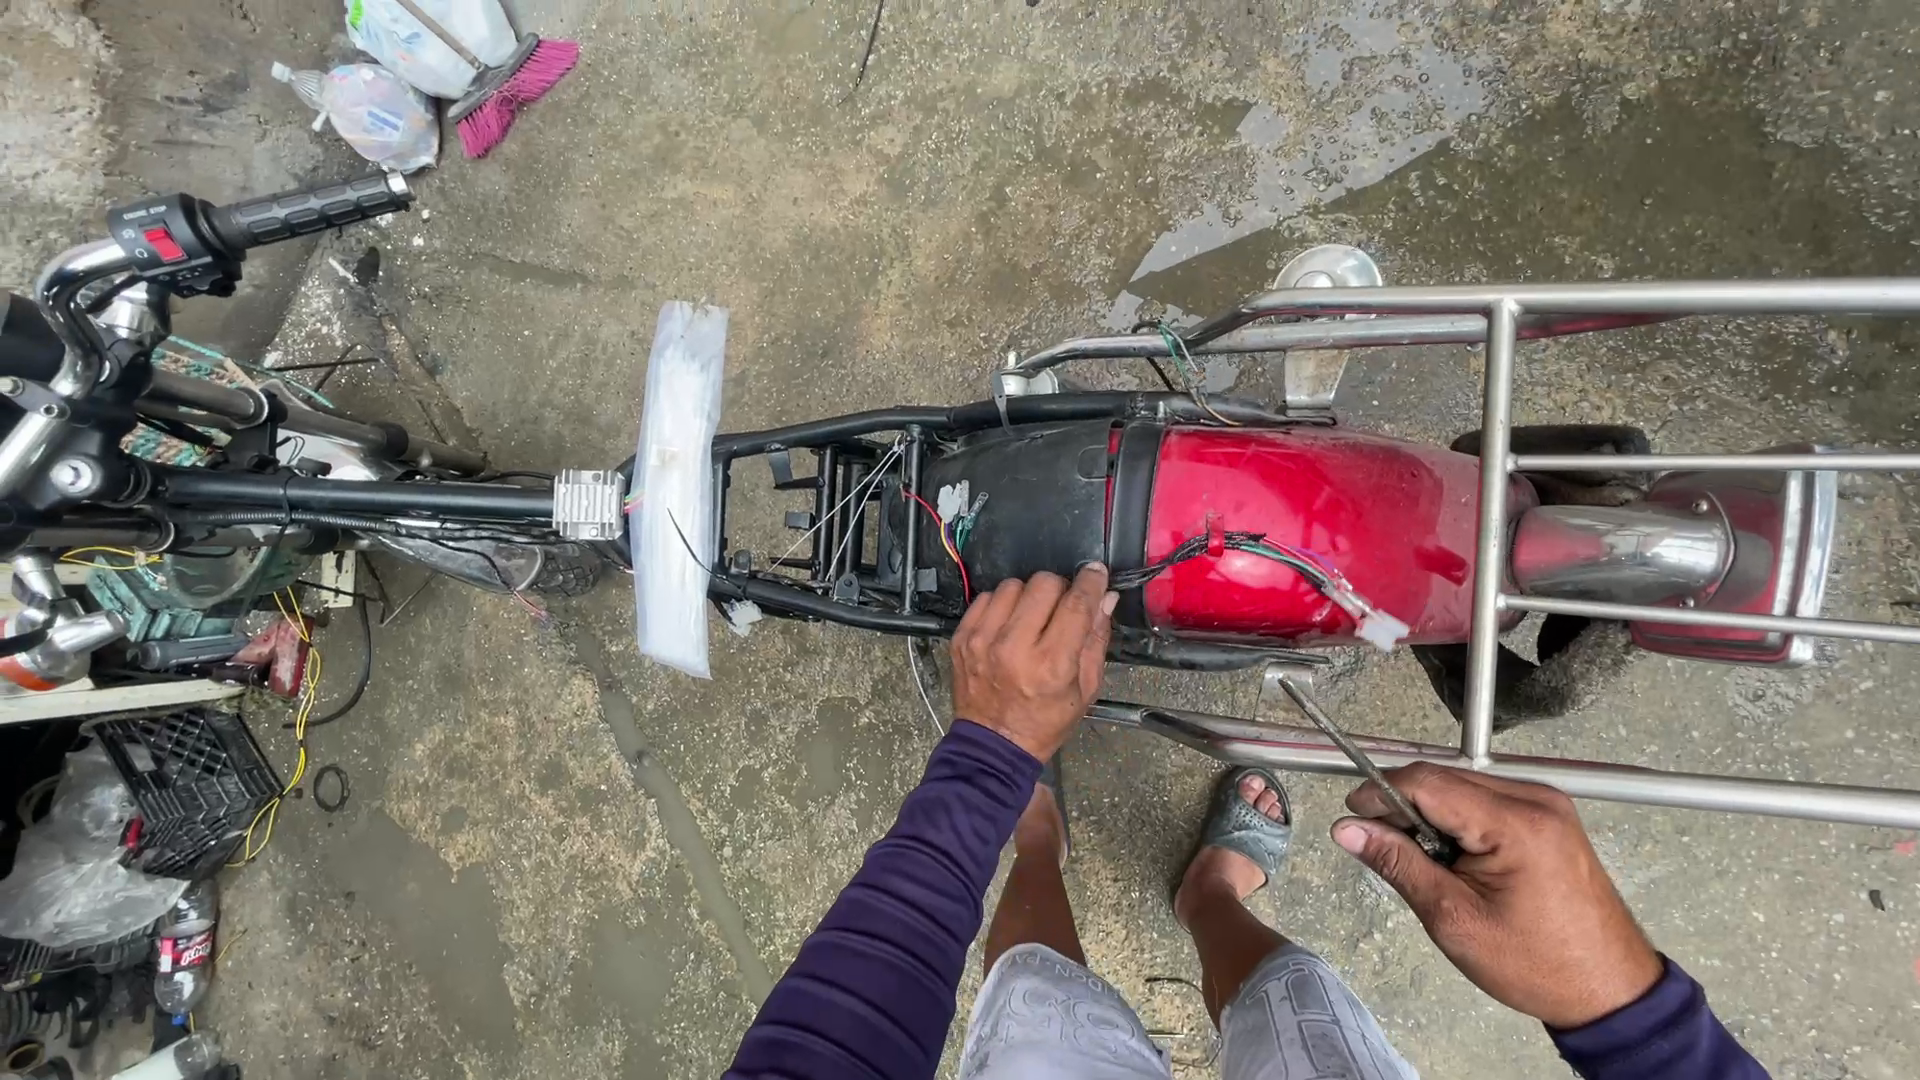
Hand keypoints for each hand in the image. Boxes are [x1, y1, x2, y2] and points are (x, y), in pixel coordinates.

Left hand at [949, 565, 1117, 760]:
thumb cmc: (1045, 720)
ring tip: (1031, 619)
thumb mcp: (1086, 688)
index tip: (1095, 572)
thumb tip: (1105, 597)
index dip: (1090, 581)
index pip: (1075, 604)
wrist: (993, 743)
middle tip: (1060, 608)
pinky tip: (1008, 625)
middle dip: (1059, 589)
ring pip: (1013, 585)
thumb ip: (1096, 638)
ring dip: (1028, 596)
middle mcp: (1013, 647)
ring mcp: (982, 640)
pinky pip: (986, 597)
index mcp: (1051, 665)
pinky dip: (1001, 605)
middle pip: (1043, 583)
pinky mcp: (962, 637)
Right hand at [1331, 764, 1662, 1028]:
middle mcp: (1535, 799)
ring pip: (1456, 785)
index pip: (1426, 782)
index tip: (1354, 818)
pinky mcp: (1547, 814)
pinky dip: (1454, 817)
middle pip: (1440, 778)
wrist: (1612, 993)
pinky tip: (1454, 854)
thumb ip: (1396, 863)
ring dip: (1427, 812)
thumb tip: (1347, 829)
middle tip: (1385, 846)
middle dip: (1402, 806)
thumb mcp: (1452, 918)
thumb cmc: (1537, 964)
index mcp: (1517, 823)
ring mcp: (1545, 803)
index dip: (1379, 793)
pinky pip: (1480, 797)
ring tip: (1426, 859)